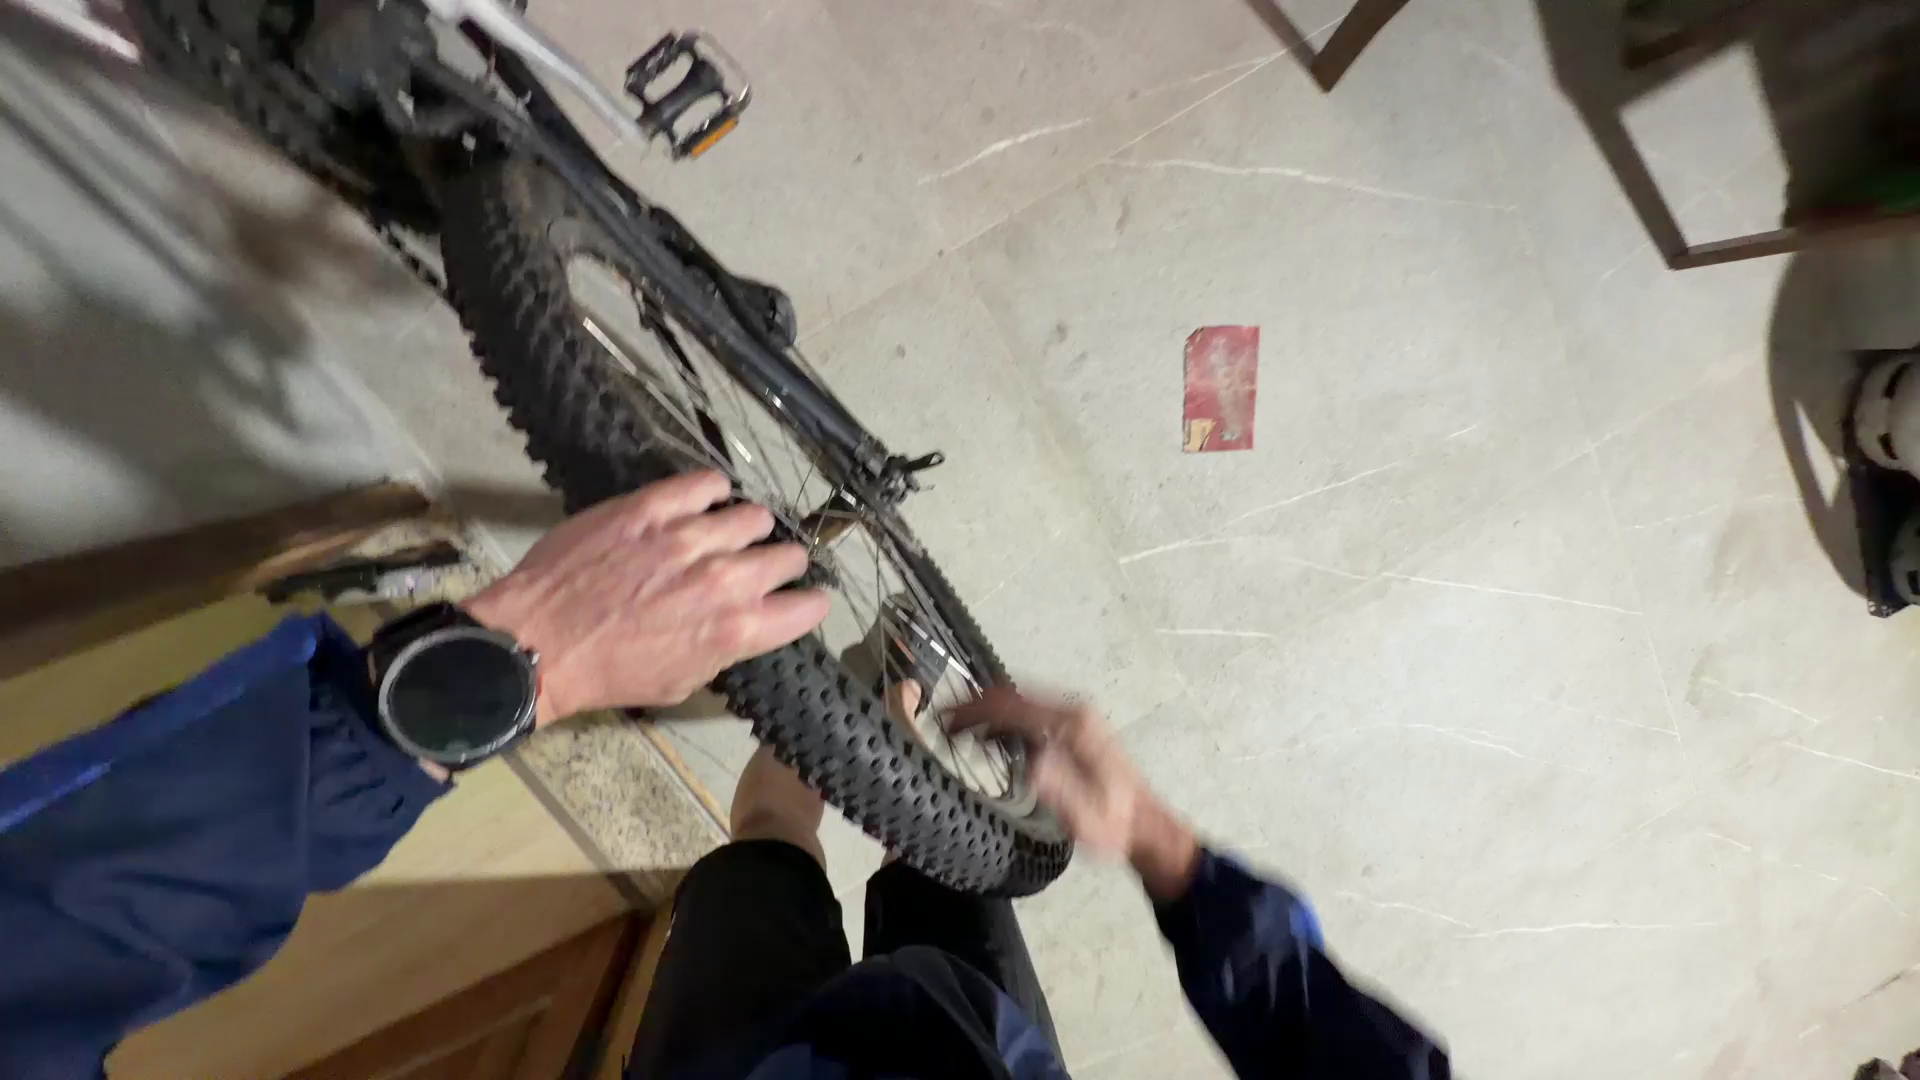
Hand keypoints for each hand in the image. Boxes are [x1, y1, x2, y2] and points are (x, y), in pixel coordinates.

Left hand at [462, 471, 829, 723]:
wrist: (535, 644)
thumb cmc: (610, 674)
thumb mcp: (685, 682)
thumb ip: (729, 648)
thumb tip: (751, 621)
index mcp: (736, 630)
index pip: (807, 607)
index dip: (811, 603)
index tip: (806, 600)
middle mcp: (725, 581)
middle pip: (788, 556)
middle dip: (784, 564)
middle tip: (764, 567)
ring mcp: (688, 539)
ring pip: (754, 516)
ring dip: (749, 529)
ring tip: (729, 533)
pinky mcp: (652, 508)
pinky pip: (707, 484)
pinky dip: (714, 493)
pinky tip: (704, 503)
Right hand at [949, 688, 1200, 900]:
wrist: (1144, 823)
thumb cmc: (1113, 824)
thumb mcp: (1085, 817)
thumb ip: (1058, 787)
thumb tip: (1030, 761)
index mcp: (1073, 726)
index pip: (1014, 705)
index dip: (977, 710)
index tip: (948, 719)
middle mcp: (1074, 710)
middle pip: (1014, 693)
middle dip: (977, 704)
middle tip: (946, 720)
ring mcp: (1076, 714)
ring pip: (1021, 697)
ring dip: (989, 708)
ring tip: (959, 725)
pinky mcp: (1075, 723)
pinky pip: (1031, 708)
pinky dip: (1005, 715)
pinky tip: (990, 733)